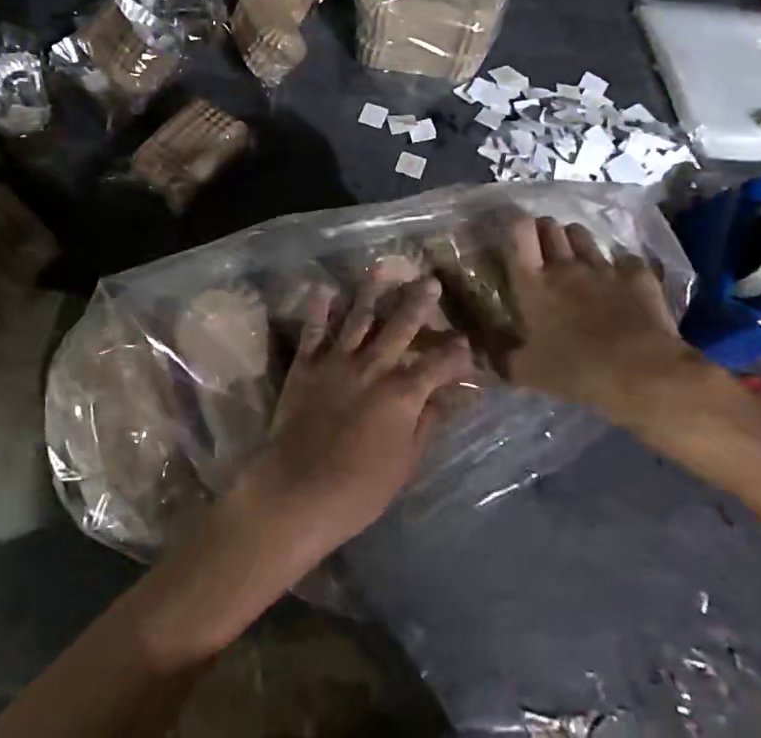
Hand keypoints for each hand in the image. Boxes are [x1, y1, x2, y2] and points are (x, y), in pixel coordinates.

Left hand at [230, 272, 473, 557]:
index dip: (455, 352)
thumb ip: (427, 423)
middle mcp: (373, 367)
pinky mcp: (305, 367)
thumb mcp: (406, 462)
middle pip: (401, 327)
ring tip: (382, 268)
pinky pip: (313, 331)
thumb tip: (449, 397)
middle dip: (418, 303)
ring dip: (372, 292)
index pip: (438, 365)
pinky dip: (319, 309)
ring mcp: (336, 363)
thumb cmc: (359, 489)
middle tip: (430, 281)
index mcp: (402, 393)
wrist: (296, 492)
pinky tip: (325, 289)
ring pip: (358, 318)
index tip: (465, 340)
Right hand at [501, 215, 731, 423]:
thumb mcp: (526, 372)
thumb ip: (502, 358)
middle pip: (552, 227)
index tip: (517, 231)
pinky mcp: (638, 275)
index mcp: (534, 284)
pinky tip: (621, 281)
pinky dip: (619, 267)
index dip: (518, 224)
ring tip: (576, 256)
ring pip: (584, 236)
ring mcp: (604, 267)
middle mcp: (567, 266)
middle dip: (545, 230)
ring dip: (576, 241)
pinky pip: (625, 260)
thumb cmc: (575, 370)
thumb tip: (484, 350)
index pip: (521, 233)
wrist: (639, 372)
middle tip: (544, 246)